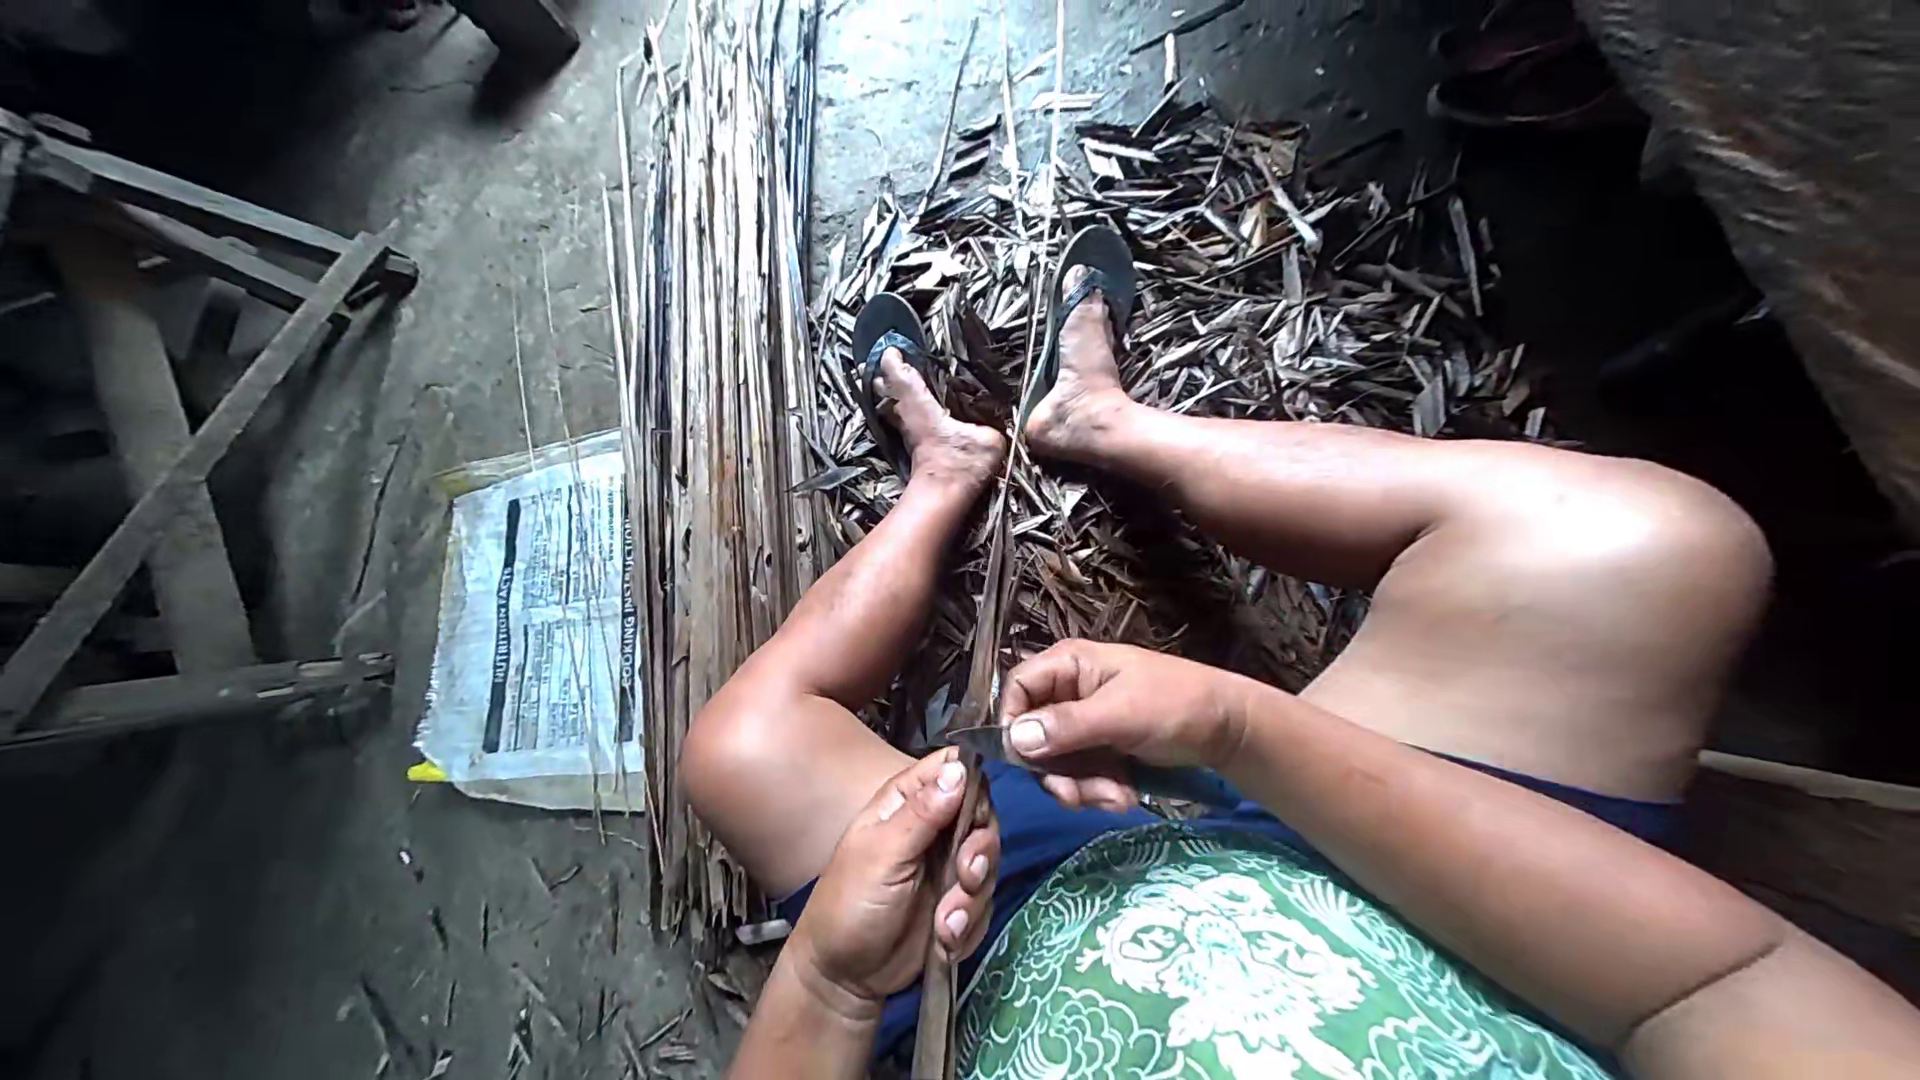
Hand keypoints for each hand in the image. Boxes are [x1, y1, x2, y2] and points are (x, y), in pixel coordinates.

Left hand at [787, 748, 997, 1017]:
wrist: (845, 977)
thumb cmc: (850, 902)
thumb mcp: (882, 855)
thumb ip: (922, 813)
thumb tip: (959, 769)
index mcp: (908, 800)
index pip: (953, 767)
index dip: (972, 781)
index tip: (974, 813)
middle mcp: (934, 824)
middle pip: (982, 814)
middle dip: (980, 850)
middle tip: (965, 877)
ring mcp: (948, 861)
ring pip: (987, 860)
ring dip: (972, 897)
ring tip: (946, 924)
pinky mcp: (959, 898)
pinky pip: (984, 900)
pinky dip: (970, 923)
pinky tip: (945, 940)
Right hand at [998, 639, 1248, 812]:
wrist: (1228, 729)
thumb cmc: (1174, 703)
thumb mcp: (1121, 713)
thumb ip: (1067, 725)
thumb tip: (1014, 739)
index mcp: (1068, 664)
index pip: (1017, 687)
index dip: (1012, 721)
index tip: (1024, 760)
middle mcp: (1068, 691)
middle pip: (1032, 733)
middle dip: (1056, 770)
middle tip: (1076, 796)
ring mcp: (1083, 722)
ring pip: (1055, 761)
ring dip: (1080, 787)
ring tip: (1117, 797)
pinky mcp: (1098, 748)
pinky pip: (1079, 774)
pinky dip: (1097, 789)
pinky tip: (1124, 796)